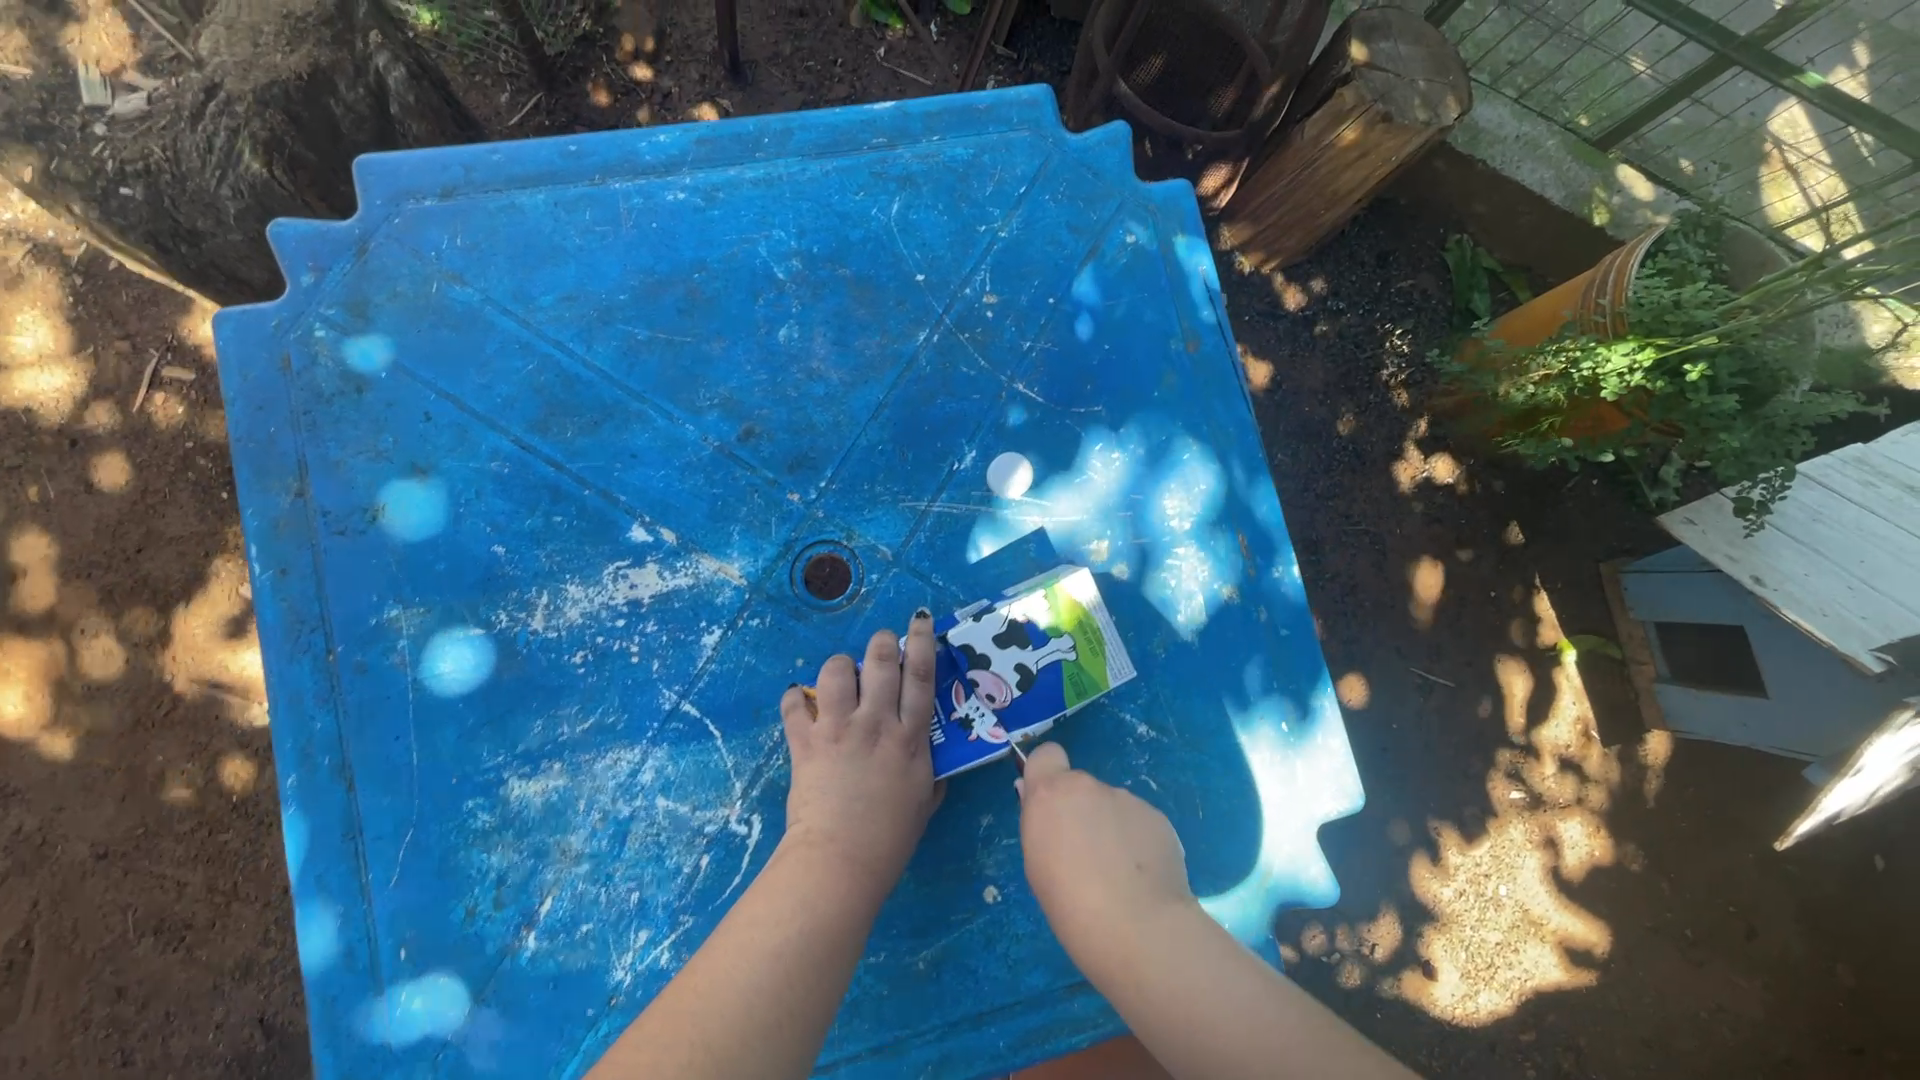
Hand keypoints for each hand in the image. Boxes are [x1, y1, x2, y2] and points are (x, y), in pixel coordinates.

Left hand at [778, 614, 943, 904]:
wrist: (841, 859)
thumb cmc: (891, 838)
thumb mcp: (925, 802)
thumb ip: (930, 773)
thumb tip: (933, 759)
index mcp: (911, 738)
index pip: (921, 676)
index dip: (921, 642)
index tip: (919, 621)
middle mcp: (876, 723)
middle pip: (880, 662)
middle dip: (882, 642)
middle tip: (882, 642)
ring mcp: (838, 729)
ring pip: (836, 672)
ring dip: (839, 665)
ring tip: (841, 673)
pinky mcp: (805, 742)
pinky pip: (794, 705)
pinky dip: (795, 698)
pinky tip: (799, 701)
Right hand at [1017, 742, 1194, 964]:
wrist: (1137, 927)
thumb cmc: (1069, 903)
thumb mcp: (1037, 864)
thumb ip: (1040, 823)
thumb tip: (1042, 802)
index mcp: (1052, 794)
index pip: (1047, 754)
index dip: (1048, 774)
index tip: (1051, 806)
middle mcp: (1089, 786)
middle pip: (1081, 788)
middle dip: (1082, 812)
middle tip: (1086, 856)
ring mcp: (1128, 799)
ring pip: (1113, 807)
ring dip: (1111, 828)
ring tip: (1119, 875)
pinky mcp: (1158, 818)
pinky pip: (1140, 823)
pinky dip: (1138, 842)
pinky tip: (1143, 878)